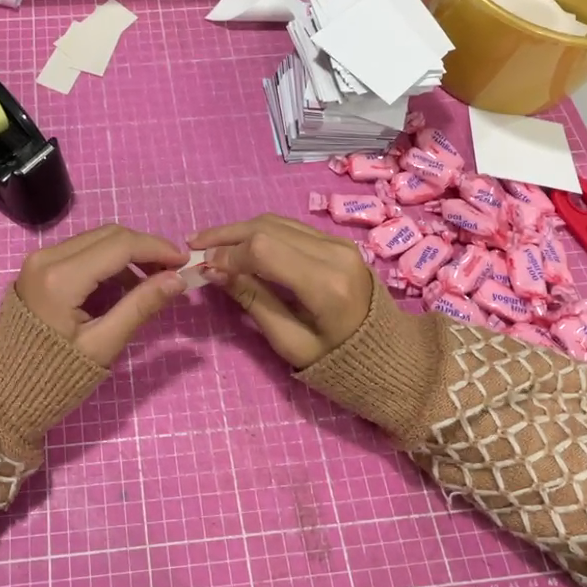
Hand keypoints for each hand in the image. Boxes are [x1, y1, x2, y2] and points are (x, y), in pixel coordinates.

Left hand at [14, 225, 190, 364]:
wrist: (2, 394)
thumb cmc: (55, 377)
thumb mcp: (103, 345)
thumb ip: (140, 307)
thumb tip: (177, 279)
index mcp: (61, 277)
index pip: (120, 245)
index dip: (156, 249)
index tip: (184, 261)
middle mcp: (47, 256)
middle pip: (109, 235)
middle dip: (144, 249)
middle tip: (173, 272)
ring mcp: (40, 259)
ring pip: (96, 240)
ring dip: (128, 254)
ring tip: (153, 281)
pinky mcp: (39, 266)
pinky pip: (82, 251)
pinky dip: (108, 261)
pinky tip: (125, 285)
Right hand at [190, 215, 377, 368]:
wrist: (393, 360)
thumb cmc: (340, 364)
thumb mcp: (290, 343)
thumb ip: (253, 301)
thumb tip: (215, 270)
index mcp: (326, 284)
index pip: (264, 249)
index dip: (227, 253)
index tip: (202, 266)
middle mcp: (334, 253)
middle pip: (267, 228)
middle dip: (226, 235)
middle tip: (194, 246)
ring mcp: (338, 243)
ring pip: (276, 222)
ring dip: (240, 230)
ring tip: (210, 243)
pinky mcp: (337, 241)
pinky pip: (290, 228)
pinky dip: (260, 232)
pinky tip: (240, 244)